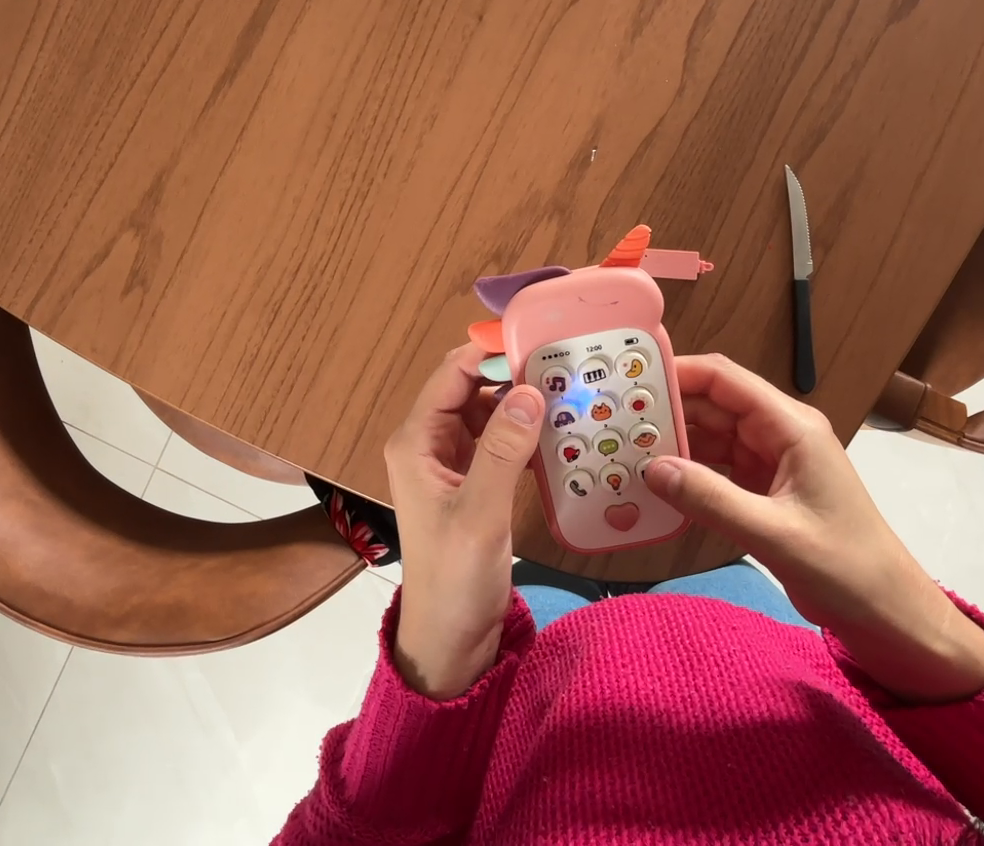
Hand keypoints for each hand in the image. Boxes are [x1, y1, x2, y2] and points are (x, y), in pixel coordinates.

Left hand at [382, 346, 543, 699]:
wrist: (450, 639)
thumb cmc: (454, 579)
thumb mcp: (479, 513)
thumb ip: (502, 451)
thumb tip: (529, 391)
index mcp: (416, 442)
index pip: (450, 375)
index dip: (489, 354)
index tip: (538, 344)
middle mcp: (429, 444)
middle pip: (469, 389)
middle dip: (510, 376)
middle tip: (563, 369)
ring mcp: (451, 462)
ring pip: (487, 413)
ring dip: (520, 404)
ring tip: (567, 394)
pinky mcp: (472, 481)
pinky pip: (498, 441)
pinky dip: (523, 433)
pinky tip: (556, 433)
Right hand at [641, 354, 983, 701]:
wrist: (889, 616)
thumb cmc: (845, 568)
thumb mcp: (774, 533)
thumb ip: (710, 498)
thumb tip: (650, 468)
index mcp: (791, 426)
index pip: (724, 380)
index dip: (677, 372)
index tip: (629, 380)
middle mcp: (779, 433)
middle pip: (713, 405)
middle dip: (665, 409)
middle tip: (612, 420)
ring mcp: (772, 462)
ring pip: (711, 437)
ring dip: (672, 442)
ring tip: (623, 447)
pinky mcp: (765, 490)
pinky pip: (717, 469)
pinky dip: (687, 472)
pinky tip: (654, 482)